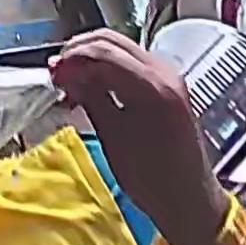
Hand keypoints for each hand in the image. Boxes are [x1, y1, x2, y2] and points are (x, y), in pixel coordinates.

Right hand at [50, 30, 228, 244]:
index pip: (102, 52)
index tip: (53, 73)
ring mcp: (167, 73)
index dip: (72, 58)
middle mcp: (163, 71)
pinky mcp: (165, 81)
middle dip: (78, 51)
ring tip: (71, 78)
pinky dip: (105, 64)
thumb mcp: (113, 136)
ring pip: (118, 45)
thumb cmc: (152, 179)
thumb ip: (89, 94)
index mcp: (152, 86)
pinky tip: (92, 83)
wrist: (192, 204)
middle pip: (109, 40)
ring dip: (90, 56)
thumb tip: (64, 71)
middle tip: (58, 71)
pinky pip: (128, 58)